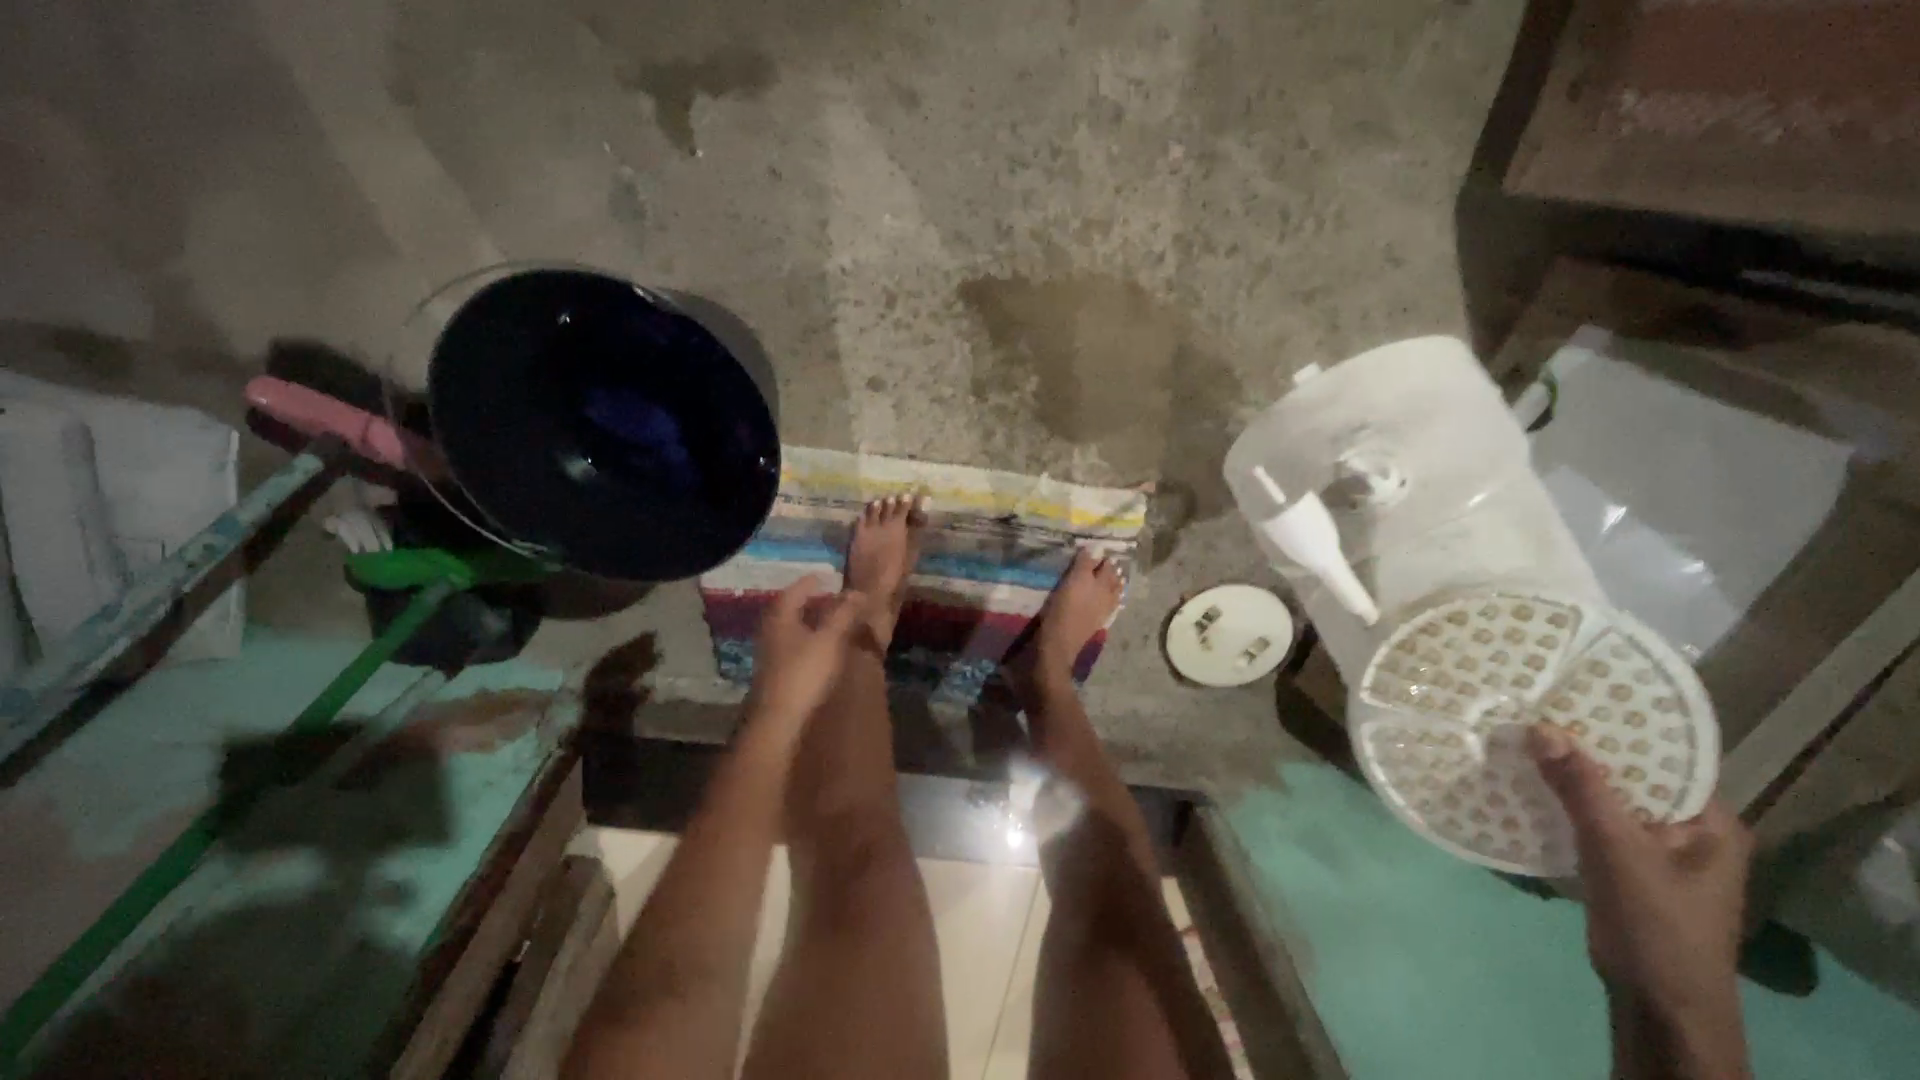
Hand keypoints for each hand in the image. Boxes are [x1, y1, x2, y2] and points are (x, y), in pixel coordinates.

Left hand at [746, 576, 865, 726]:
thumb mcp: (829, 640)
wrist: (779, 719)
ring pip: (788, 629)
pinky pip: (790, 647)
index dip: (810, 582)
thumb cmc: (804, 673)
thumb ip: (843, 614)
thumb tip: (857, 591)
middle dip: (806, 601)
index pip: (794, 591)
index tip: (826, 576)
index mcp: (781, 618)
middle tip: (826, 596)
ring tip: (826, 621)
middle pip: (787, 609)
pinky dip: (804, 640)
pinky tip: (817, 649)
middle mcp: (770, 632)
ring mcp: (769, 655)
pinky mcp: (773, 674)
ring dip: (805, 622)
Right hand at [1529, 723, 1751, 1017]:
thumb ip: (1582, 790)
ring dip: (1568, 781)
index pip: (1663, 757)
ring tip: (1522, 745)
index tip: (1568, 697)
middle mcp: (1690, 830)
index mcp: (1710, 821)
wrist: (1660, 1007)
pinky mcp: (1628, 871)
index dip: (1616, 726)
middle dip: (1582, 752)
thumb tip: (1542, 728)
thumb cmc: (1656, 926)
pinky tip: (1528, 792)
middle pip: (1631, 777)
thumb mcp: (1618, 852)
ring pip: (1608, 802)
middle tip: (1533, 716)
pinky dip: (1565, 810)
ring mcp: (1659, 853)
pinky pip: (1594, 826)